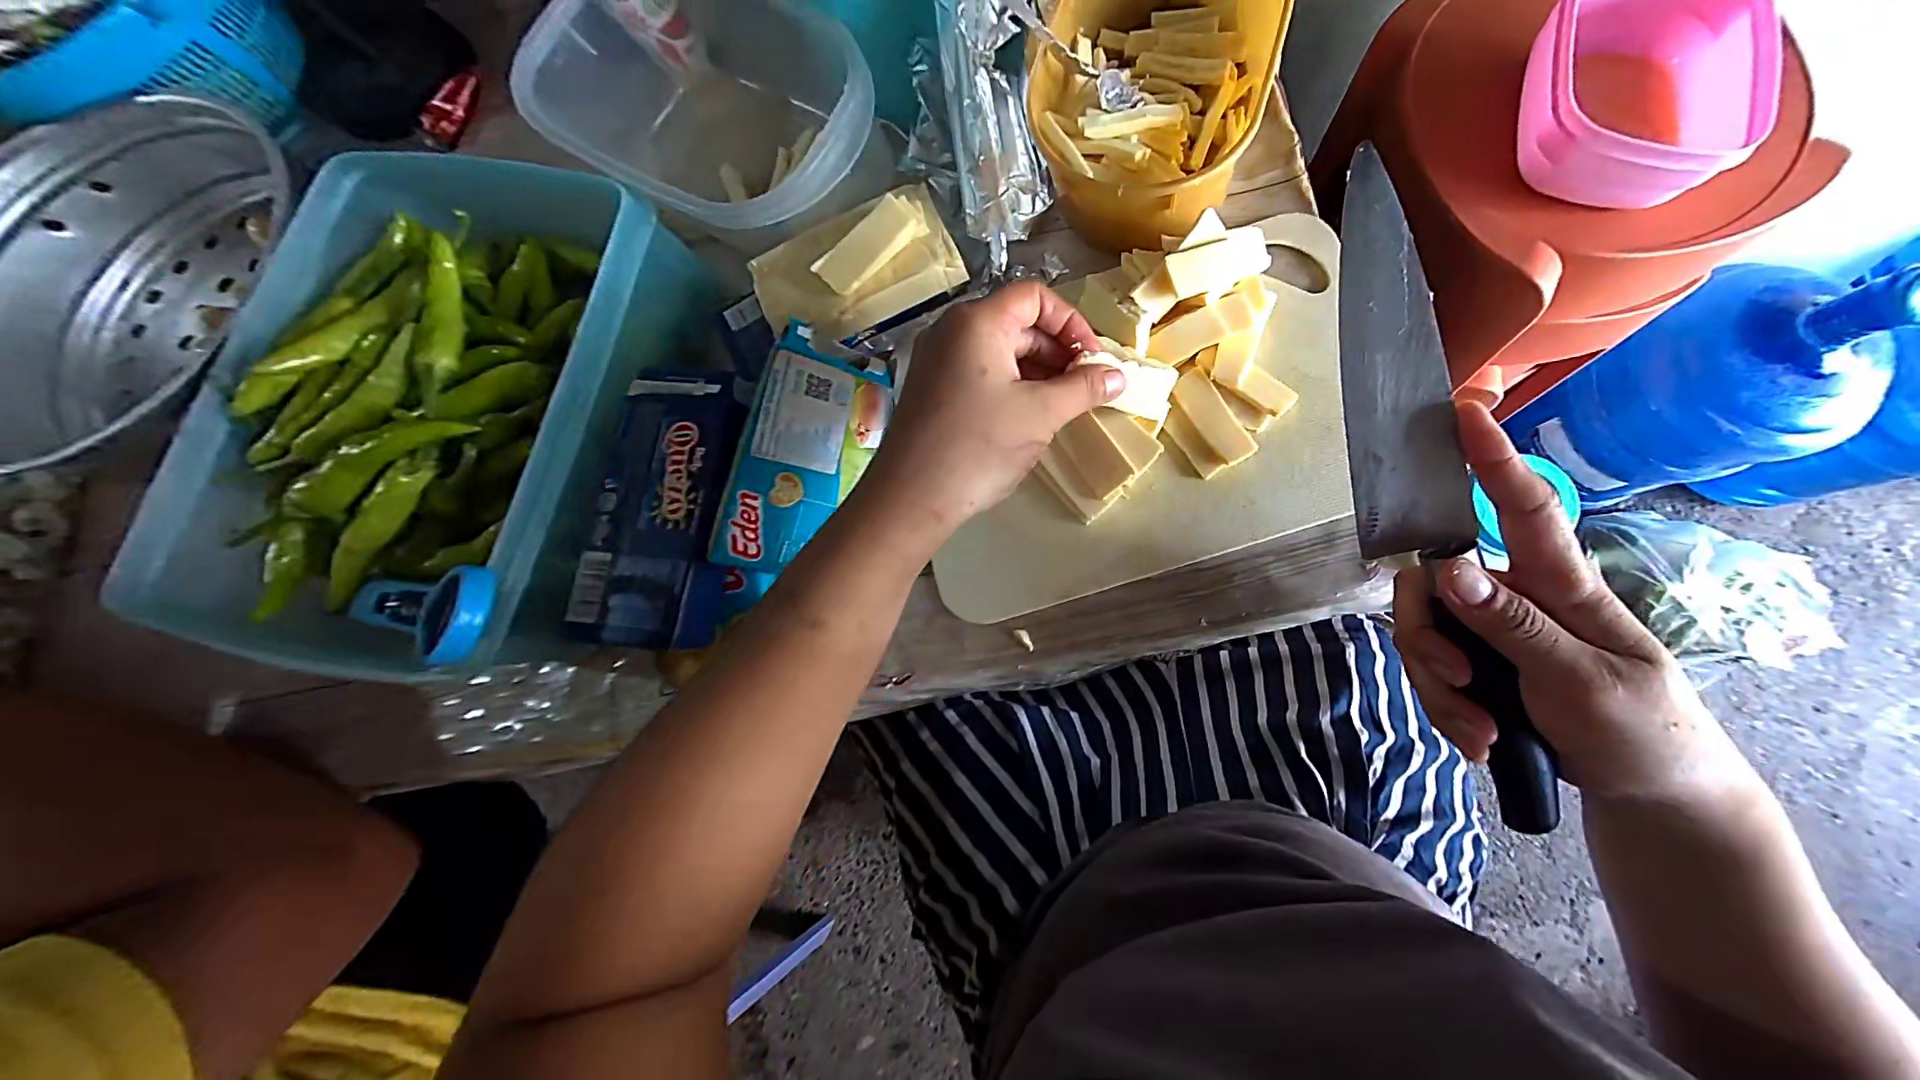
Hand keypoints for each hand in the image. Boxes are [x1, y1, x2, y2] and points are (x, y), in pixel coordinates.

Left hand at [854, 282, 1121, 548]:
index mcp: (976, 322)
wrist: (910, 498)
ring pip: (999, 352)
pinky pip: (980, 375)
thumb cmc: (977, 448)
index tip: (1092, 359)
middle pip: (1017, 324)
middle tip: (1083, 389)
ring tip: (1061, 408)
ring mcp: (937, 362)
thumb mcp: (1040, 415)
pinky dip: (1010, 388)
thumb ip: (1083, 388)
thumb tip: (1117, 376)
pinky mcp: (932, 391)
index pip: (1034, 296)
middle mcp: (951, 332)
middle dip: (1057, 353)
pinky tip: (1027, 420)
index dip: (1071, 322)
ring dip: (1037, 374)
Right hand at [1393, 403, 1753, 803]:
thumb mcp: (1582, 681)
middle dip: (1428, 640)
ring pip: (1419, 633)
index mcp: (1556, 586)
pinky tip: (1479, 740)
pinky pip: (1425, 671)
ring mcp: (1485, 632)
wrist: (1644, 790)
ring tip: (1482, 734)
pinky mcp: (1469, 664)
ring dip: (1437, 688)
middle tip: (1460, 684)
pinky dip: (1444, 710)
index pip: (1523, 509)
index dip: (1494, 459)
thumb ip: (1513, 624)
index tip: (1467, 413)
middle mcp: (1509, 597)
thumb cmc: (1638, 727)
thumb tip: (1448, 568)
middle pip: (1429, 587)